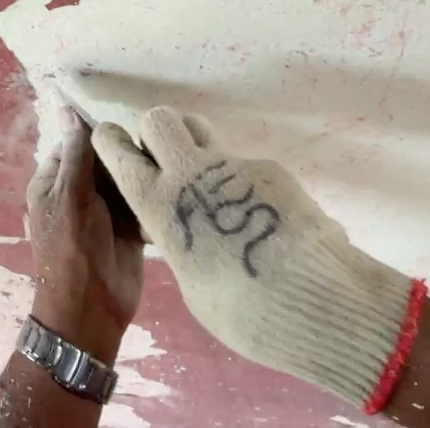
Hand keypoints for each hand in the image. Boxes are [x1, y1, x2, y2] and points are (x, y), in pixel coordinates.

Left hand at [24, 108, 145, 363]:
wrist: (93, 310)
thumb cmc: (73, 248)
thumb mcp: (72, 195)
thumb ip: (76, 152)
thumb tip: (66, 107)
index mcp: (53, 181)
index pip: (76, 143)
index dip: (98, 134)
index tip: (126, 124)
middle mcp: (78, 191)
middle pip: (104, 159)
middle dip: (125, 156)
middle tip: (155, 146)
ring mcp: (103, 210)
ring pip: (124, 178)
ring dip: (141, 176)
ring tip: (167, 165)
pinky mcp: (128, 226)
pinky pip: (140, 202)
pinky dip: (150, 199)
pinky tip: (171, 190)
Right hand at [92, 107, 418, 409]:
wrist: (318, 300)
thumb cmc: (244, 310)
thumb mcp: (191, 283)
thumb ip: (178, 241)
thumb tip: (184, 228)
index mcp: (160, 204)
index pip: (119, 149)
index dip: (111, 141)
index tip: (114, 145)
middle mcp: (190, 173)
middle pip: (159, 118)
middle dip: (157, 134)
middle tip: (169, 164)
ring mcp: (233, 165)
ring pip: (201, 129)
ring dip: (197, 146)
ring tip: (214, 186)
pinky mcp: (270, 169)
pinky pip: (244, 165)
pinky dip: (246, 186)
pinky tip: (266, 223)